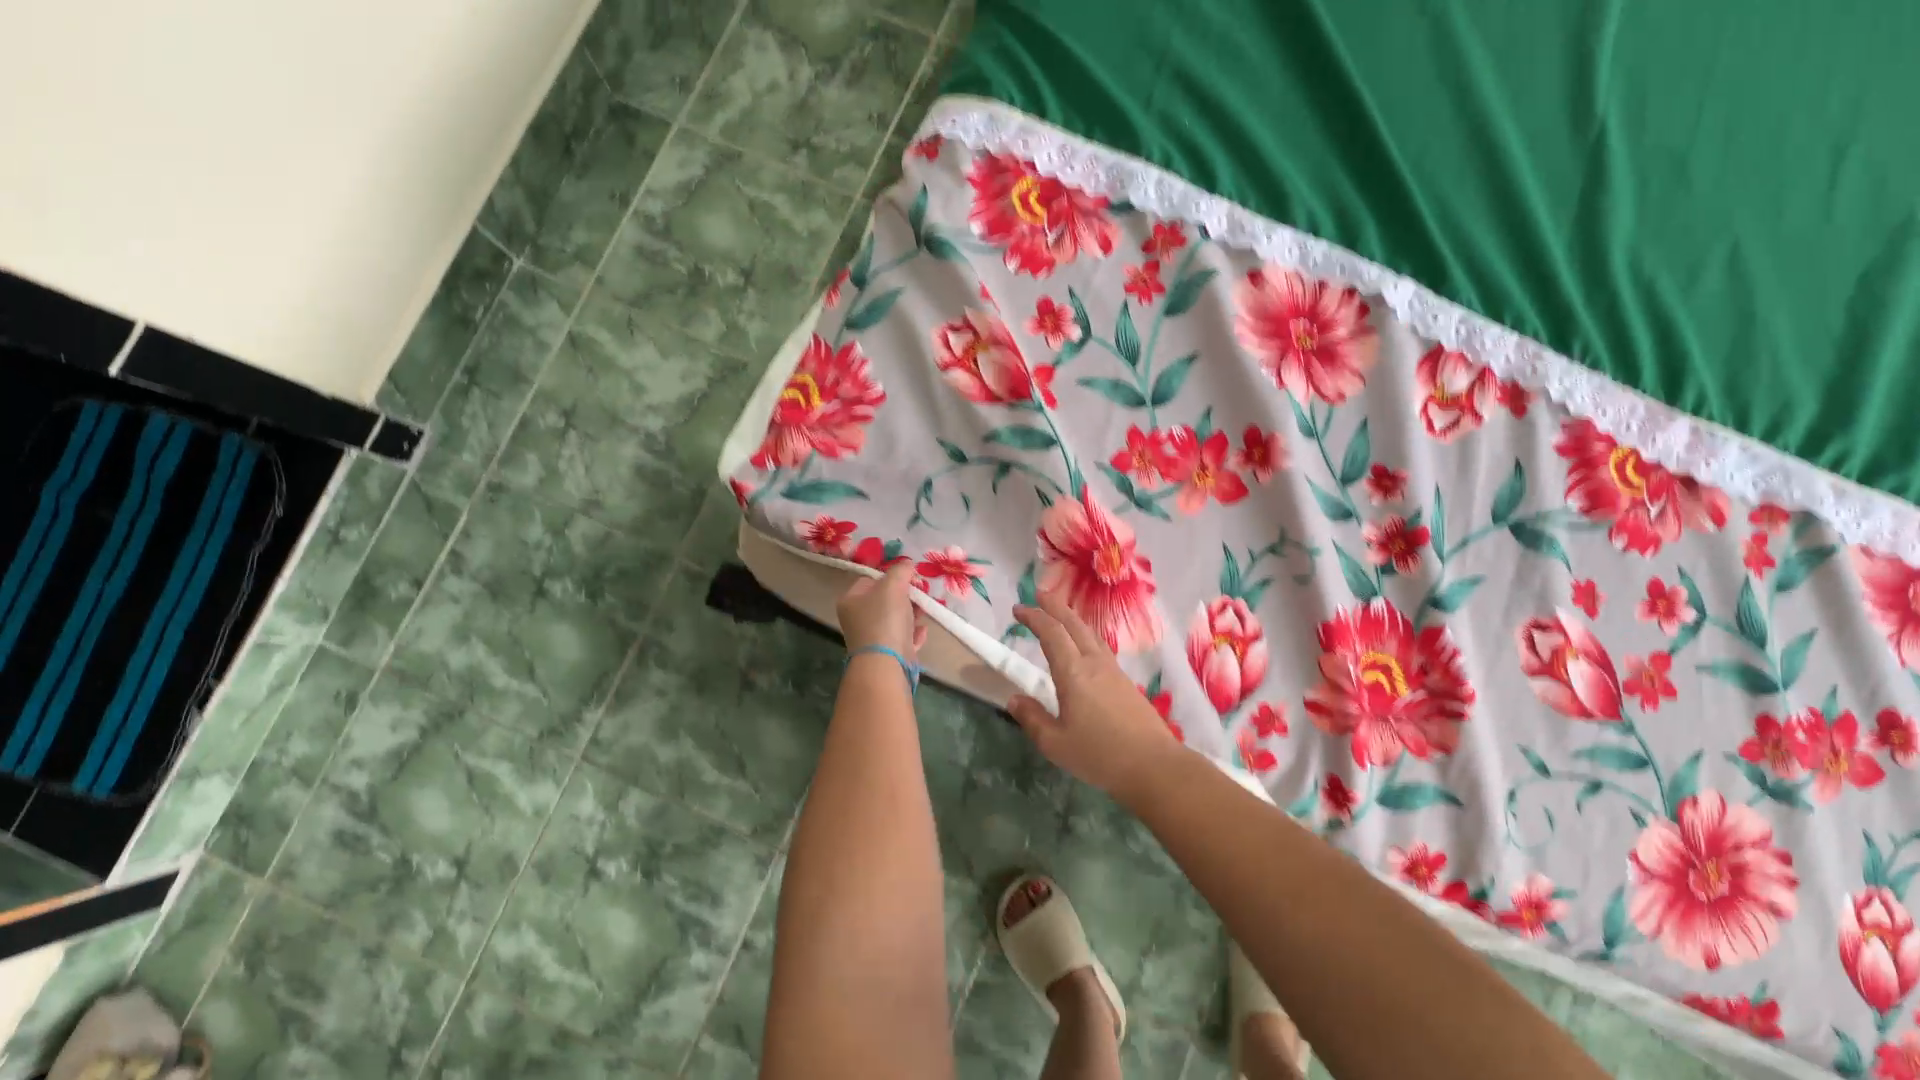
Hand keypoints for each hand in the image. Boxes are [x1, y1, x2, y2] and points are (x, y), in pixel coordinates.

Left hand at [836, 561, 924, 657]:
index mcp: (850, 601)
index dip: (890, 576)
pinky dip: (913, 634)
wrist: (886, 663)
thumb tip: (907, 564)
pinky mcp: (887, 655)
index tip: (909, 578)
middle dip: (905, 596)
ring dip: (912, 614)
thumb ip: (901, 570)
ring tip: (923, 613)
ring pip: (895, 620)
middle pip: (884, 600)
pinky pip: (903, 639)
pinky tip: (922, 631)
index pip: (869, 580)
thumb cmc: (885, 619)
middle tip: (919, 595)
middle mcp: (857, 620)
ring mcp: (872, 639)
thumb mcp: (893, 585)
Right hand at [1007, 590, 1181, 797]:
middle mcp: (1094, 664)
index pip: (1051, 634)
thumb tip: (1014, 700)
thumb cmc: (1100, 755)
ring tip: (1060, 614)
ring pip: (1090, 634)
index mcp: (1073, 673)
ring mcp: (1113, 672)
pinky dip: (1085, 636)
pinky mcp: (1126, 683)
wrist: (1153, 765)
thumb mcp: (1055, 744)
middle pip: (1074, 625)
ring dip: (1072, 619)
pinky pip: (1100, 647)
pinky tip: (1084, 646)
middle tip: (1040, 594)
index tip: (1018, 609)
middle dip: (1055, 607)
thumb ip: (1032, 719)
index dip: (1034, 617)